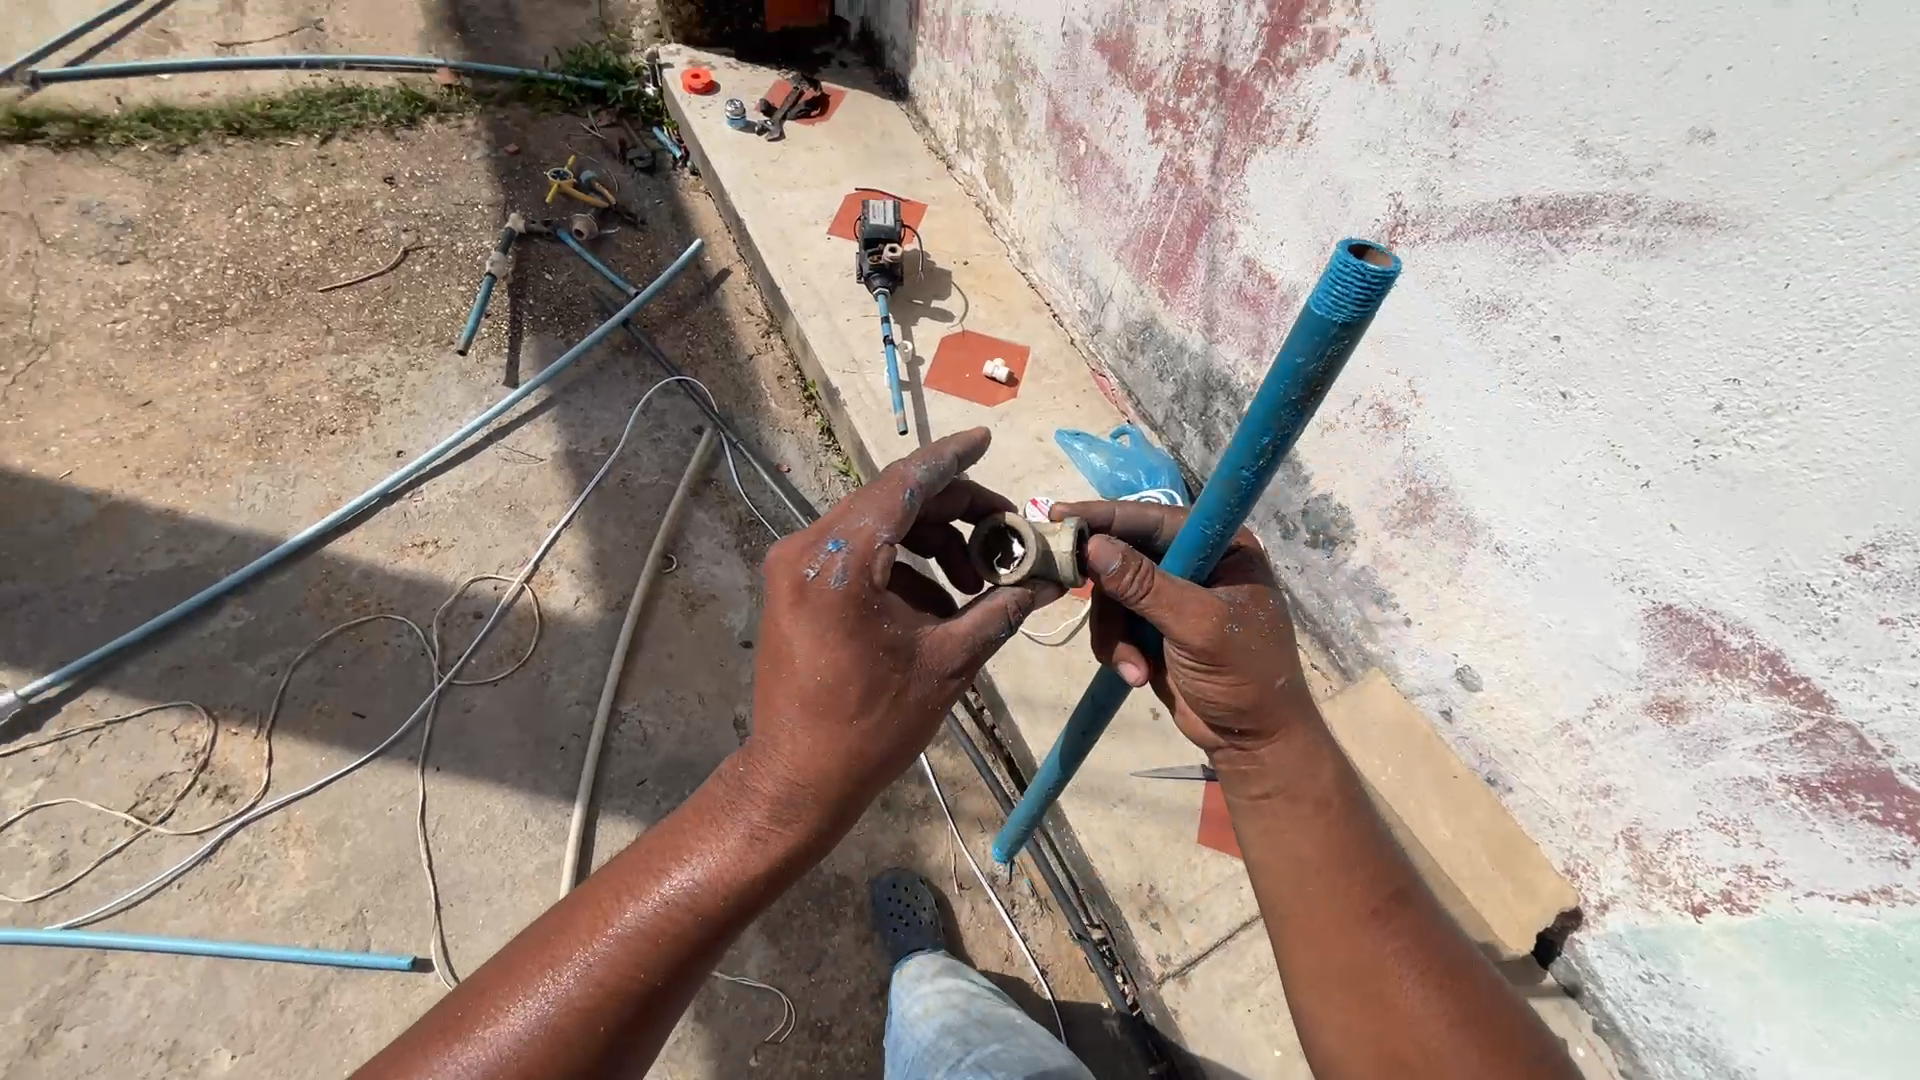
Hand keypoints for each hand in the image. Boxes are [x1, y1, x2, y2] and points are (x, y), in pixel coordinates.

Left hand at [747, 429, 1060, 822]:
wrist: (797, 778)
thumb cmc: (870, 727)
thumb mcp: (946, 664)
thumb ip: (999, 610)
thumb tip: (1048, 580)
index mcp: (841, 563)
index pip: (904, 485)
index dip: (952, 460)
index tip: (986, 441)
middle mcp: (807, 548)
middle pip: (892, 502)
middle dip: (954, 513)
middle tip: (1003, 537)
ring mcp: (794, 565)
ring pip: (877, 526)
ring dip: (931, 545)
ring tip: (974, 586)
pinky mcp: (794, 584)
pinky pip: (858, 554)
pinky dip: (901, 567)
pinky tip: (936, 606)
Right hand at [1053, 501, 1314, 755]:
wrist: (1250, 739)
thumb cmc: (1243, 675)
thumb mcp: (1196, 625)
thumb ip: (1144, 585)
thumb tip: (1092, 546)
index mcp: (1219, 546)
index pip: (1152, 518)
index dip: (1106, 516)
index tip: (1060, 516)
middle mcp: (1193, 562)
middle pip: (1123, 555)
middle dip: (1106, 591)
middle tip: (1068, 587)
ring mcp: (1170, 595)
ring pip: (1111, 594)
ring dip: (1113, 633)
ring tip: (1132, 667)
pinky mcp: (1151, 626)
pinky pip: (1113, 623)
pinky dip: (1116, 649)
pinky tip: (1136, 674)